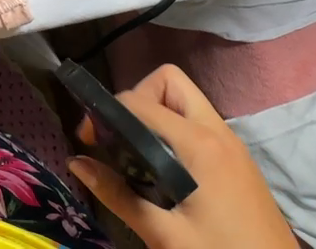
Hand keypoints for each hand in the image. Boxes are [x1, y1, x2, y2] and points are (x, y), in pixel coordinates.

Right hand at [69, 64, 298, 248]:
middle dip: (138, 99)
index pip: (140, 100)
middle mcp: (217, 132)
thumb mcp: (165, 236)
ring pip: (186, 100)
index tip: (90, 140)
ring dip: (157, 114)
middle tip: (123, 137)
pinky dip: (176, 130)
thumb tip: (76, 162)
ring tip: (140, 153)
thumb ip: (118, 195)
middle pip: (169, 81)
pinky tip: (167, 170)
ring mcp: (233, 144)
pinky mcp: (240, 160)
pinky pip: (200, 123)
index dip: (107, 113)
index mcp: (199, 144)